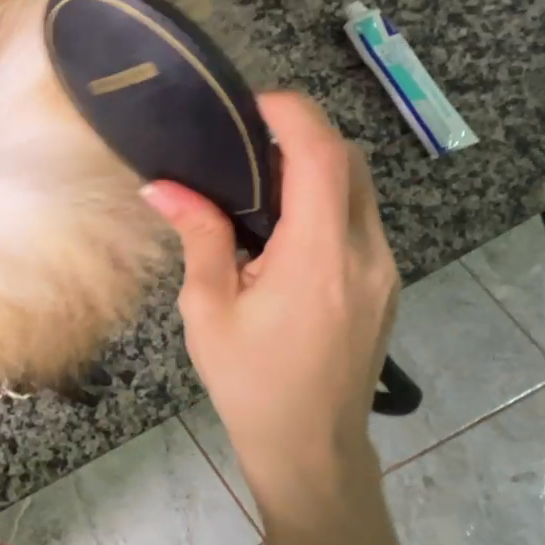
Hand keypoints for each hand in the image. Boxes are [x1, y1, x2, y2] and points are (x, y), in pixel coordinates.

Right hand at [142, 92, 400, 498]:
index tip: (249, 101)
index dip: (293, 116)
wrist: (311, 443)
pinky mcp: (381, 282)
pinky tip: (276, 219)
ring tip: (251, 174)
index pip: (322, 160)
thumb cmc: (250, 379)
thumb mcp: (209, 308)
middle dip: (302, 134)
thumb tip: (162, 186)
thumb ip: (198, 238)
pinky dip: (323, 197)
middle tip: (240, 136)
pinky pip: (358, 217)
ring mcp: (383, 268)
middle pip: (351, 163)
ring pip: (360, 188)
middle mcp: (366, 253)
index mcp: (319, 257)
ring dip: (313, 165)